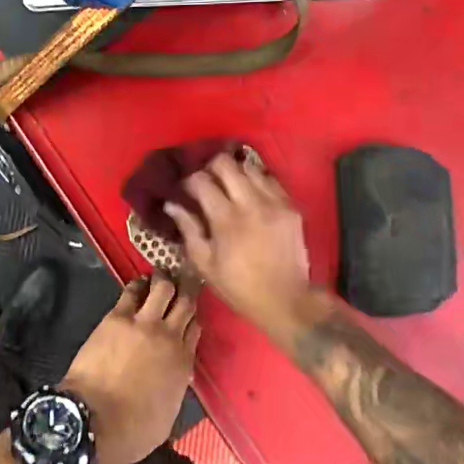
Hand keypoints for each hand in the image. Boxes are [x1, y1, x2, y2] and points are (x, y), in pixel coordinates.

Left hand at [61, 275, 198, 463]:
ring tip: (162, 273)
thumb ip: (176, 385)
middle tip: (187, 274)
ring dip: (164, 279)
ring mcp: (143, 323)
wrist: (96, 419)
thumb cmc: (134, 428)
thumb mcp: (168, 413)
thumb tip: (176, 374)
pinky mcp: (116, 317)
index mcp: (183, 363)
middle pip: (185, 302)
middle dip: (188, 287)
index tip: (191, 312)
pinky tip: (138, 282)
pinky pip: (131, 292)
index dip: (194, 317)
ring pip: (162, 288)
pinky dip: (138, 284)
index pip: (196, 328)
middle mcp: (169, 337)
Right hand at [165, 151, 313, 337]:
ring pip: (250, 166)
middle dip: (211, 168)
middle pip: (226, 163)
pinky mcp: (291, 206)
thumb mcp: (205, 263)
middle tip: (207, 182)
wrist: (286, 300)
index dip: (189, 181)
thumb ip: (188, 228)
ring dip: (235, 172)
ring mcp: (274, 202)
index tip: (186, 190)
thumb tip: (171, 204)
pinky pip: (270, 179)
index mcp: (226, 219)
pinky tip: (251, 194)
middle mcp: (251, 203)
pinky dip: (257, 181)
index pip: (201, 180)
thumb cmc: (239, 286)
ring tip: (230, 185)